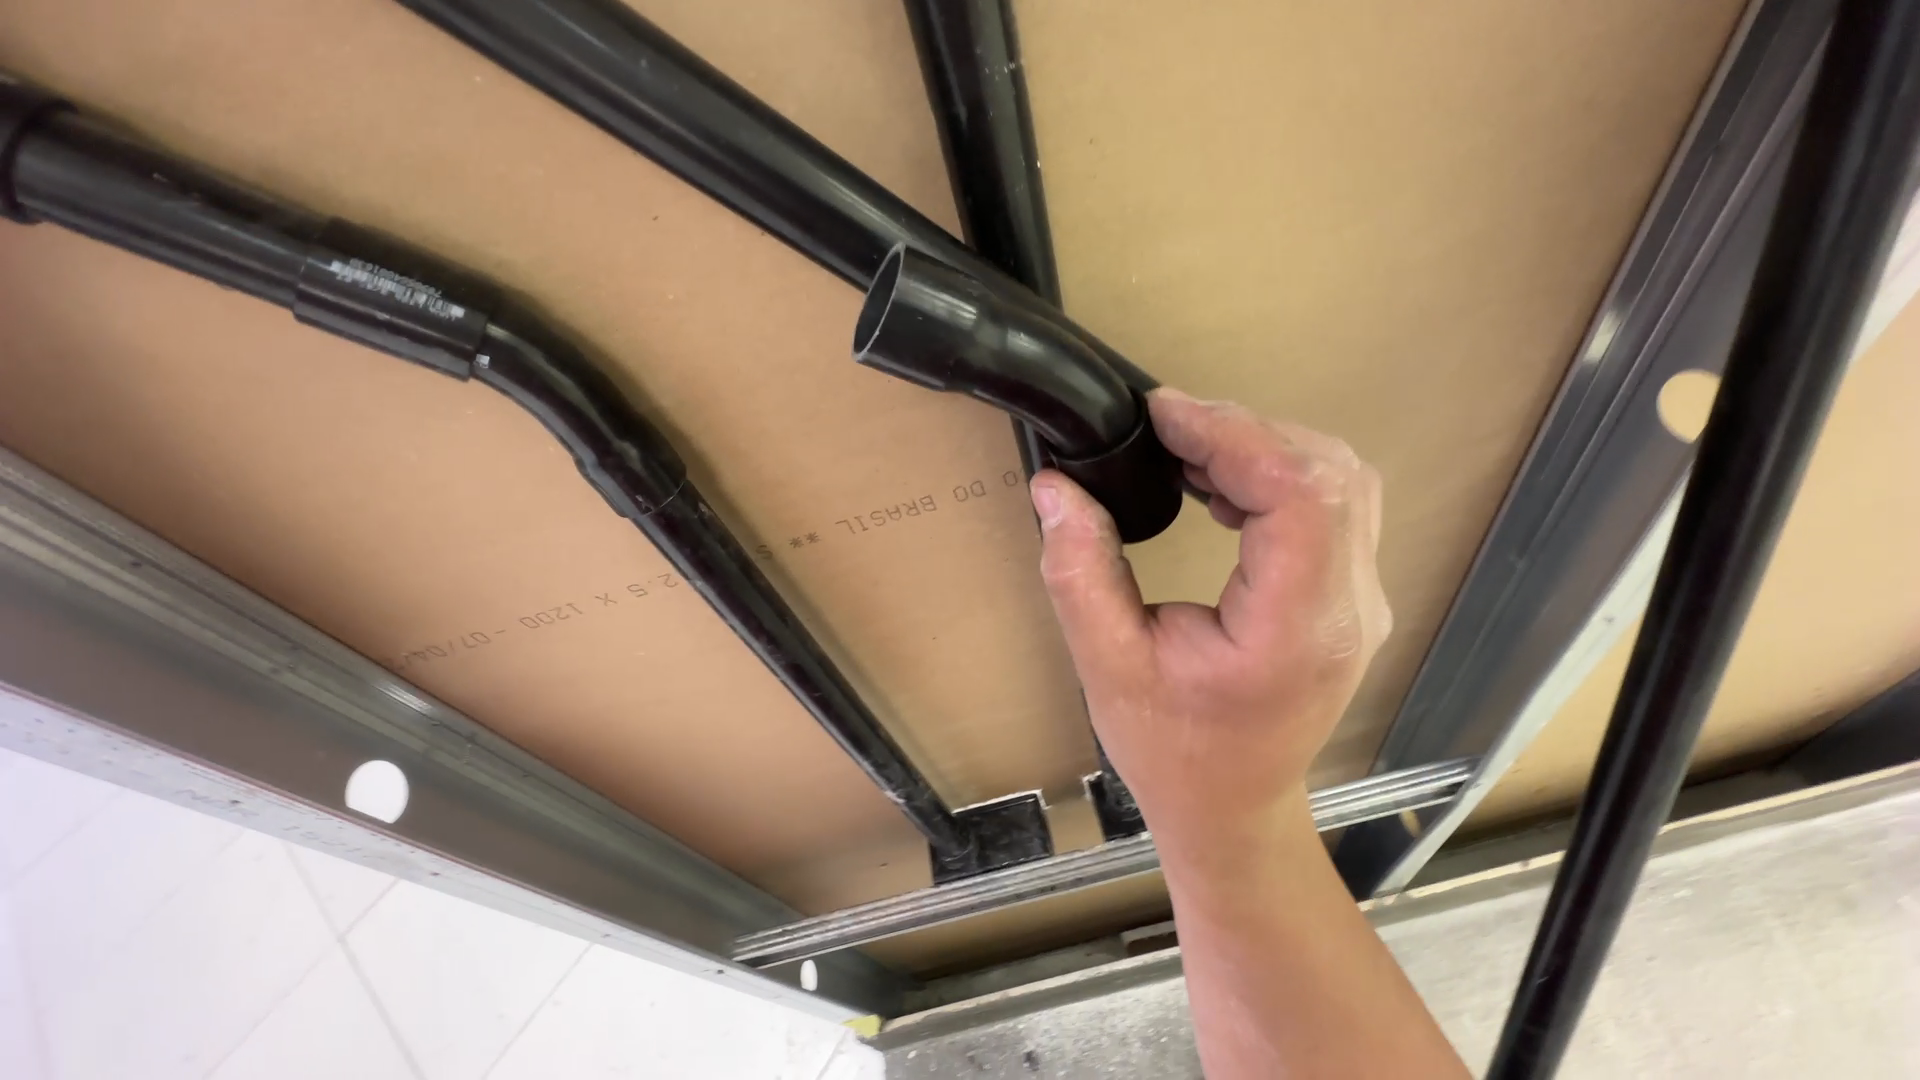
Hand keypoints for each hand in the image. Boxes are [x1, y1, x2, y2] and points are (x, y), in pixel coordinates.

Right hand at [1029, 389, 1389, 856]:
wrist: (1233, 809)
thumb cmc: (1172, 753)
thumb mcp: (1107, 666)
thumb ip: (1080, 573)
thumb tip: (1056, 489)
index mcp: (1296, 629)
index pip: (1300, 494)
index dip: (1233, 435)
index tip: (1162, 416)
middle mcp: (1347, 607)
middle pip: (1329, 472)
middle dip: (1244, 432)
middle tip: (1166, 430)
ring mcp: (1359, 600)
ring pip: (1340, 480)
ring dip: (1263, 449)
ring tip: (1186, 453)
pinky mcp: (1347, 596)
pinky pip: (1331, 507)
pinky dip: (1277, 476)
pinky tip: (1219, 486)